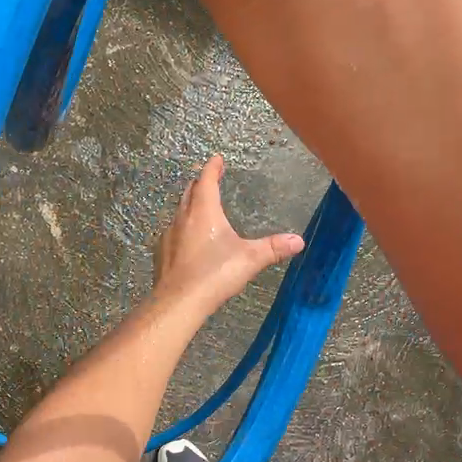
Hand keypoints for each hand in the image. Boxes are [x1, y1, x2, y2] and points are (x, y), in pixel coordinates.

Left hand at [153, 155, 304, 314]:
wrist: (179, 301)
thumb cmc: (214, 273)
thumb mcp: (250, 259)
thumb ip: (273, 248)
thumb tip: (299, 240)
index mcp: (203, 211)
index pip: (206, 181)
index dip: (212, 168)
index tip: (217, 159)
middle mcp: (182, 218)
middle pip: (189, 193)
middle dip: (200, 184)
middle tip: (209, 179)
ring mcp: (168, 236)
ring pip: (179, 212)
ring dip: (189, 206)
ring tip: (200, 207)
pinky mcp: (162, 254)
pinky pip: (172, 233)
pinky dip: (181, 229)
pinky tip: (187, 240)